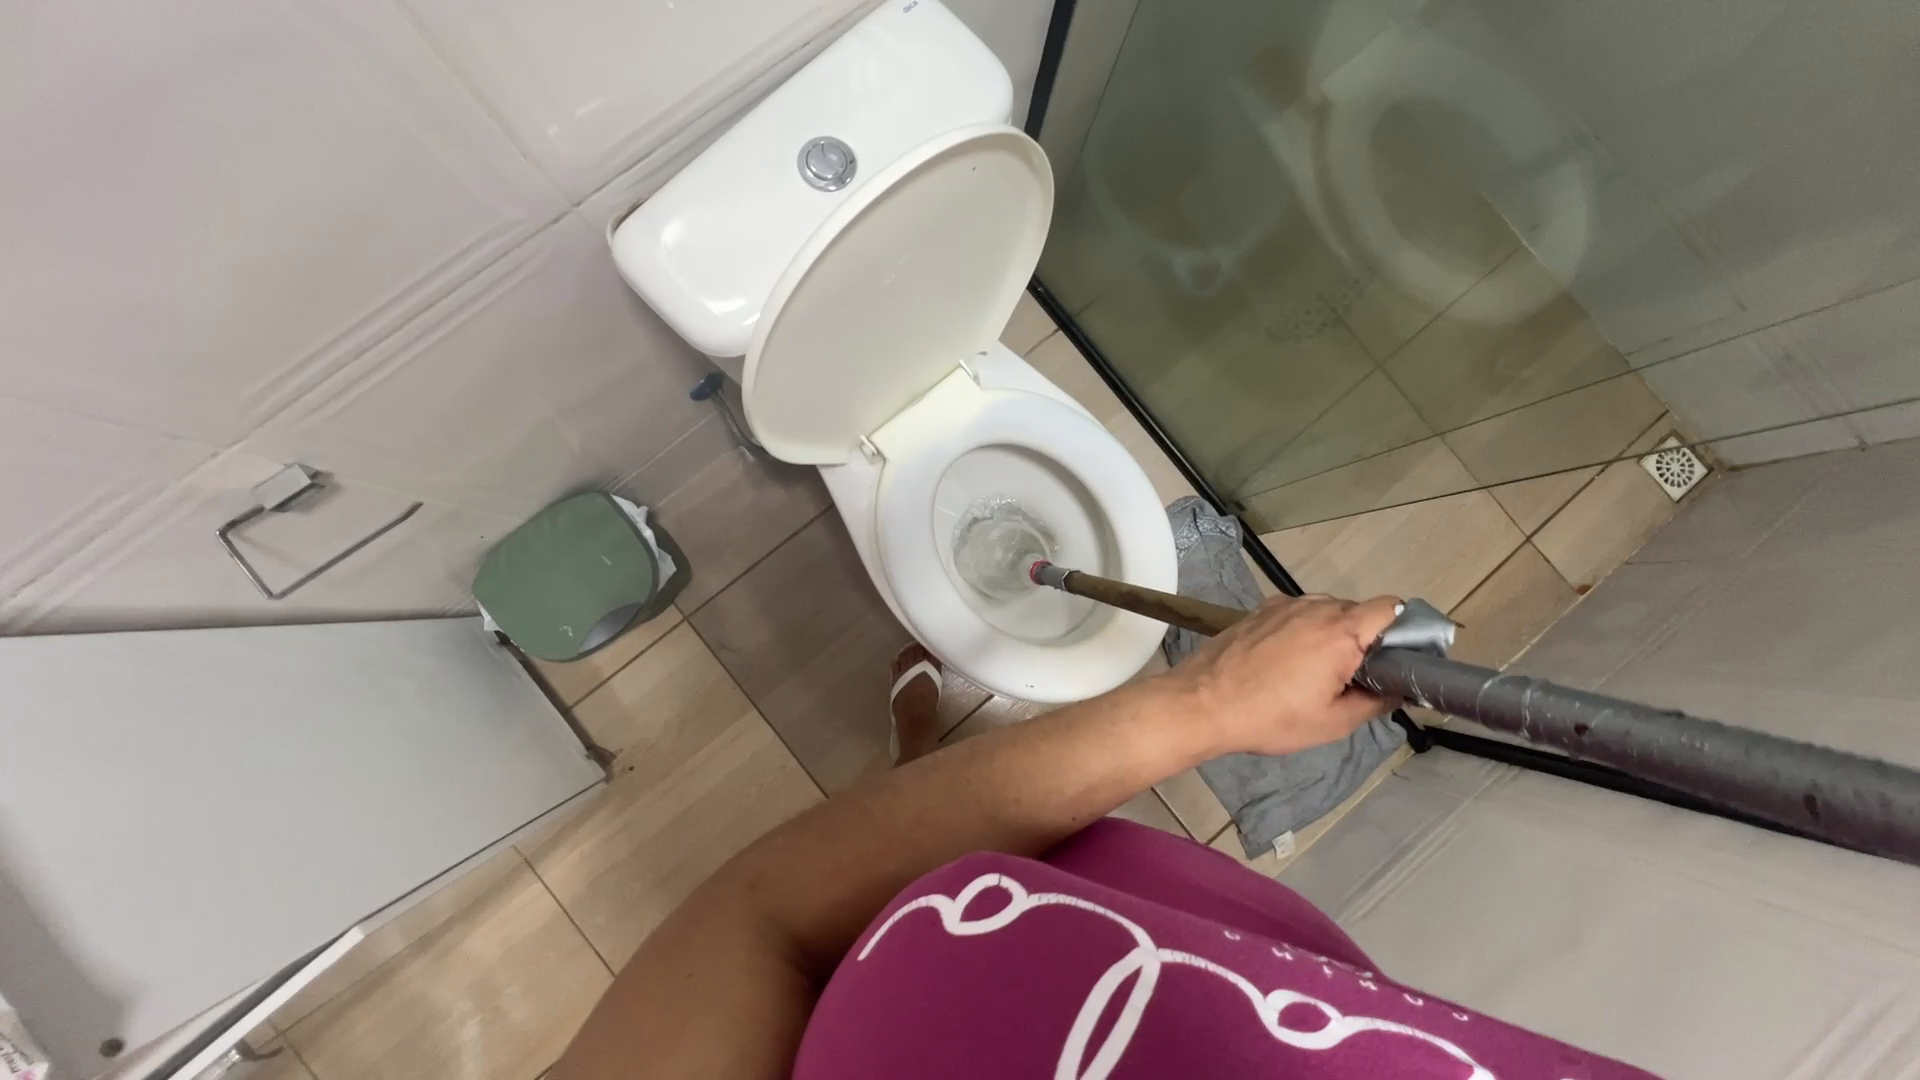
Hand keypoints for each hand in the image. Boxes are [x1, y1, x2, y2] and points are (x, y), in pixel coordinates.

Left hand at [1165, 593, 1403, 757]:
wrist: (1201, 703)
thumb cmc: (1268, 717)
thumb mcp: (1332, 722)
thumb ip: (1375, 701)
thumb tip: (1397, 689)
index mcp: (1339, 630)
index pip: (1391, 608)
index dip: (1403, 632)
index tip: (1398, 661)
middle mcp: (1312, 607)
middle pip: (1358, 611)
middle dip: (1365, 640)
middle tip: (1356, 678)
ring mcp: (1281, 605)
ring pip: (1325, 611)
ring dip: (1332, 635)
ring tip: (1316, 674)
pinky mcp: (1258, 610)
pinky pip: (1296, 614)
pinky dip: (1302, 631)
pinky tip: (1287, 663)